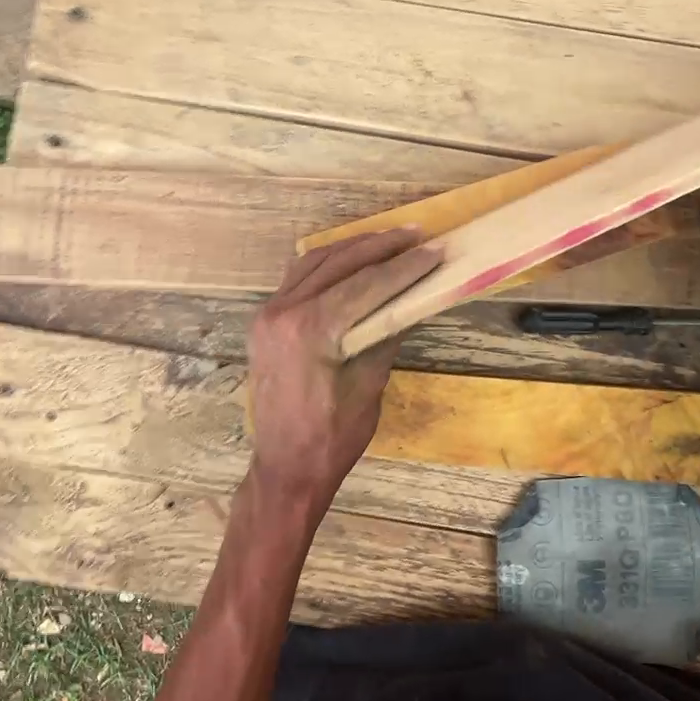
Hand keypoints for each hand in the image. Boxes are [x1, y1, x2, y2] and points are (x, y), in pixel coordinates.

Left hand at [246, 229, 442, 517]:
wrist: (285, 467)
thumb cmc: (332, 438)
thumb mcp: (369, 387)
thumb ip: (386, 335)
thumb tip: (411, 298)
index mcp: (309, 330)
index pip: (365, 284)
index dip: (404, 266)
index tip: (435, 250)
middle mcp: (282, 312)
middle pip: (338, 264)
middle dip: (380, 247)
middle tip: (415, 234)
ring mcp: (268, 315)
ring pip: (313, 263)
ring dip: (352, 248)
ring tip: (388, 239)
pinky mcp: (264, 322)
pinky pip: (296, 279)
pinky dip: (325, 263)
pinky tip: (349, 258)